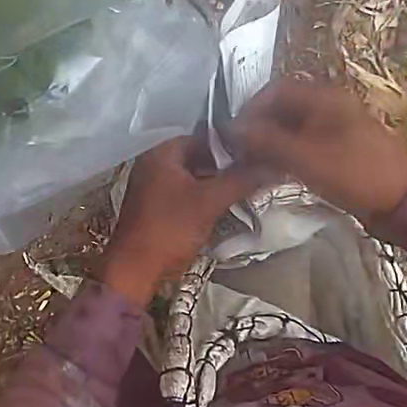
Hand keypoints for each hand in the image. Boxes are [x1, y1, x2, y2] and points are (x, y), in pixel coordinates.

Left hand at [98, 137, 266, 305]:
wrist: (135, 270)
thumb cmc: (169, 229)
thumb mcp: (210, 201)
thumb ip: (241, 179)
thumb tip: (272, 164)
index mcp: (160, 152)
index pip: (202, 135)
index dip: (230, 144)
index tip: (256, 154)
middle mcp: (152, 162)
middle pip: (197, 155)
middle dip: (225, 165)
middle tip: (254, 172)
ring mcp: (152, 185)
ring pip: (192, 175)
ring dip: (215, 181)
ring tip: (245, 187)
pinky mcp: (155, 206)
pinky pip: (184, 192)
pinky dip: (203, 195)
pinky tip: (224, 204)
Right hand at [235, 77, 406, 223]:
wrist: (401, 202)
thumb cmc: (353, 172)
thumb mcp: (305, 156)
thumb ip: (266, 140)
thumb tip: (232, 130)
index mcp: (324, 98)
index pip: (275, 90)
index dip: (250, 108)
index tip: (234, 133)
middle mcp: (328, 107)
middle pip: (281, 109)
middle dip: (257, 127)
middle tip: (239, 152)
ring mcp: (334, 128)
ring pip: (290, 128)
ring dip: (269, 143)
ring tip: (251, 164)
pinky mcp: (337, 150)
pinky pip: (302, 144)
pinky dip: (284, 154)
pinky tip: (273, 172)